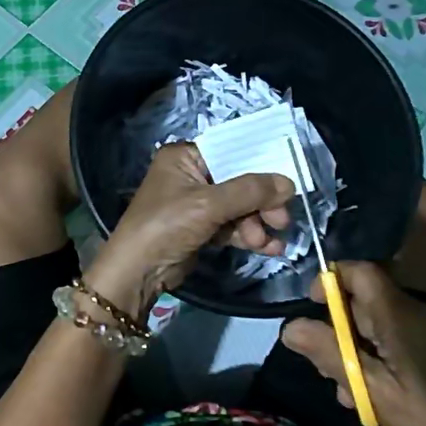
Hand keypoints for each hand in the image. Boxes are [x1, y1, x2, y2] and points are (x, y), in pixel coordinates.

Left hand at [84, 144, 295, 314]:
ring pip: (240, 206)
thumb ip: (249, 191)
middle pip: (239, 180)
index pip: (231, 151)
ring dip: (257, 223)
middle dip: (262, 202)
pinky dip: (250, 235)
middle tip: (281, 220)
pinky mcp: (202, 228)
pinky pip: (234, 225)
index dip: (261, 164)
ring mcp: (197, 203)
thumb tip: (289, 183)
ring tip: (268, 241)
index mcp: (185, 156)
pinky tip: (269, 248)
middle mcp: (192, 174)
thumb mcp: (208, 205)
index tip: (287, 181)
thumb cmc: (166, 226)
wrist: (136, 274)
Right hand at [282, 262, 425, 425]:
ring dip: (360, 352)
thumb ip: (331, 354)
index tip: (312, 307)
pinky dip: (382, 360)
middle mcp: (419, 311)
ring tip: (353, 397)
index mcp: (401, 313)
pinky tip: (378, 399)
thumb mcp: (372, 391)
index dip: (332, 280)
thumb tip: (290, 326)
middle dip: (341, 330)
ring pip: (382, 325)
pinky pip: (401, 339)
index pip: (361, 271)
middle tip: (330, 372)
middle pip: (367, 301)